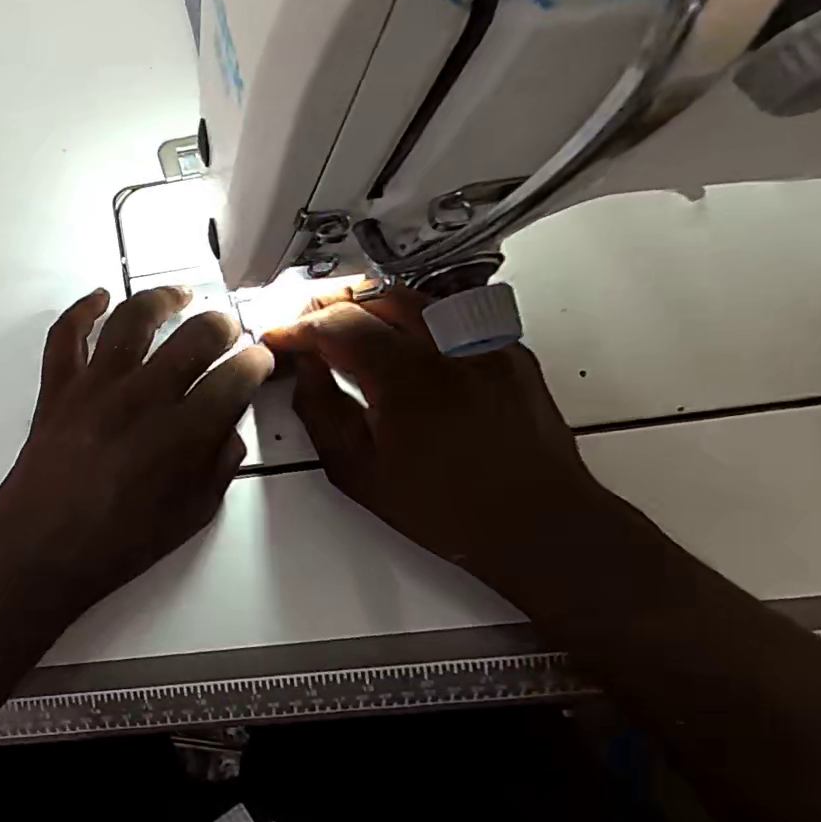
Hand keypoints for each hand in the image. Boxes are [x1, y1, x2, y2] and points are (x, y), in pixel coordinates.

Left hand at [0, 286, 273, 616]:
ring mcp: (96, 385)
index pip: (235, 379)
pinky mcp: (58, 385)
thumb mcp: (191, 515)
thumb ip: (217, 465)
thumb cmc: (116, 542)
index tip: (258, 359)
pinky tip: (99, 298)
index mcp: (183, 433)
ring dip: (161, 298)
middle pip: (193, 337)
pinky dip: (82, 309)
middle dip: (220, 324)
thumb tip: (227, 428)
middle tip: (225, 325)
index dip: (255, 364)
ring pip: (133, 320)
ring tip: (178, 292)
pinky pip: (66, 334)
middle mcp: (143, 397)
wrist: (42, 545)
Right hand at [262, 286, 617, 577]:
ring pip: (411, 296)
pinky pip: (447, 312)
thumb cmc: (453, 510)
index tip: (279, 338)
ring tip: (343, 327)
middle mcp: (451, 351)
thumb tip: (304, 371)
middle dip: (327, 307)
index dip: (297, 328)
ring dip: (366, 305)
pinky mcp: (507, 350)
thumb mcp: (357, 470)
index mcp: (409, 381)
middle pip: (372, 296)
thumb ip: (320, 411)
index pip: (337, 325)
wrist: (541, 525)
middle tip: (304, 327)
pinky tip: (395, 340)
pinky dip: (410, 316)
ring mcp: (484, 346)